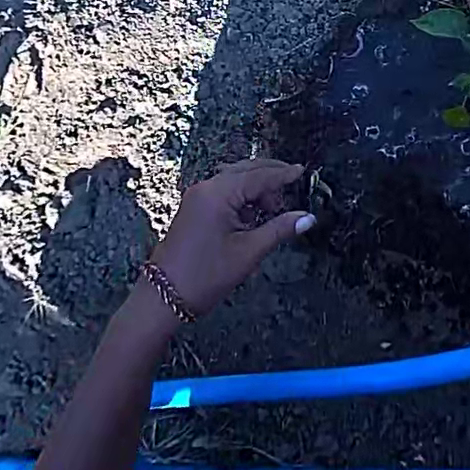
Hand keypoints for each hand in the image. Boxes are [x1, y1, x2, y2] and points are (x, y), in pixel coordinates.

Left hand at [144, 159, 315, 317]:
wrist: (161, 299)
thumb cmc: (205, 275)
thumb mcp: (248, 252)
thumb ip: (280, 229)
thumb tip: (308, 217)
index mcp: (218, 193)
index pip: (259, 176)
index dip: (283, 174)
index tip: (302, 171)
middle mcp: (206, 188)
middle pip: (246, 170)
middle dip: (270, 177)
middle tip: (292, 186)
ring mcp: (197, 197)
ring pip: (235, 179)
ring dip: (257, 188)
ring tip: (273, 209)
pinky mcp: (194, 208)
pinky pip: (224, 191)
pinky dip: (243, 196)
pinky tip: (253, 215)